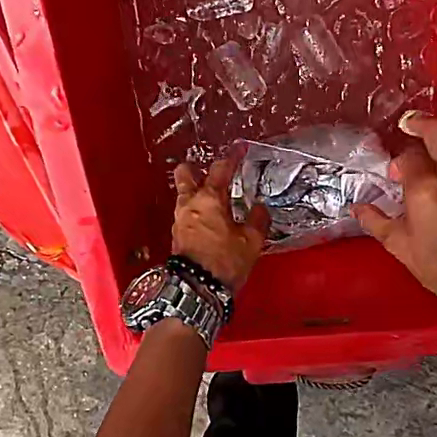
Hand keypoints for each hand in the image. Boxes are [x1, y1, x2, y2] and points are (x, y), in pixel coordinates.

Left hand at [171, 158, 269, 292]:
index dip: (231, 157)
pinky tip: (207, 218)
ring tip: (213, 198)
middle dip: (196, 169)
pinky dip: (195, 210)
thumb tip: (259, 208)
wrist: (197, 287)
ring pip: (184, 194)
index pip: (220, 169)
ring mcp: (180, 218)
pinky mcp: (177, 232)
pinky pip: (185, 212)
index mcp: (210, 199)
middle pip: (186, 174)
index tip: (238, 149)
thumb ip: (257, 220)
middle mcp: (190, 203)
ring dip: (196, 191)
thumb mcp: (251, 241)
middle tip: (211, 172)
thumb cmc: (224, 261)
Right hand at [354, 112, 436, 298]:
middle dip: (423, 124)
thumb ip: (374, 220)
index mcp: (425, 187)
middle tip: (407, 123)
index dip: (395, 160)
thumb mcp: (396, 242)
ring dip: (432, 149)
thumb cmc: (434, 262)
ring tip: (415, 165)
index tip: (388, 171)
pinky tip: (430, 185)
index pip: (408, 156)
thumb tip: (358, 208)